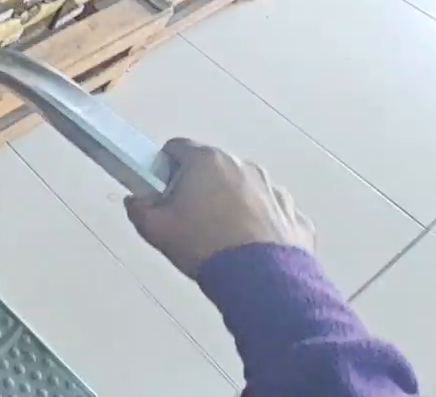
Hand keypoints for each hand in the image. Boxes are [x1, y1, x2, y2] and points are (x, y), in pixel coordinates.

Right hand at [125, 138, 315, 276]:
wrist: (266, 286)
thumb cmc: (204, 245)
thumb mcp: (155, 229)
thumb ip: (138, 208)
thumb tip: (136, 201)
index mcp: (207, 161)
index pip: (176, 148)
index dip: (165, 167)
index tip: (163, 191)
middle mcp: (244, 166)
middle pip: (213, 167)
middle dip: (201, 184)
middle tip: (190, 215)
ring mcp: (276, 192)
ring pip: (245, 188)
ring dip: (234, 202)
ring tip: (225, 235)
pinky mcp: (299, 219)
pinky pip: (273, 214)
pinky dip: (263, 224)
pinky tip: (253, 248)